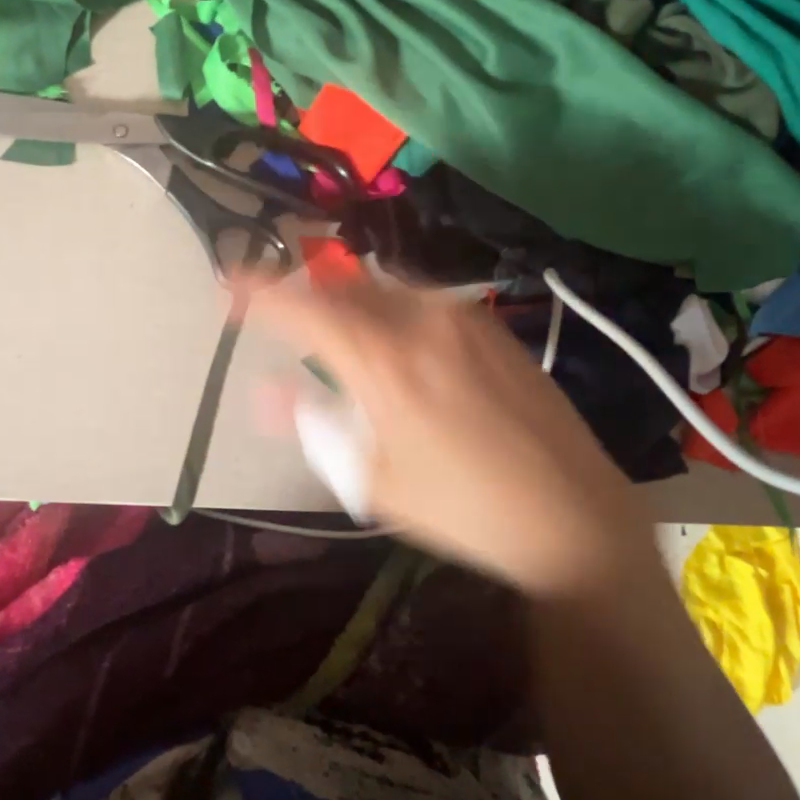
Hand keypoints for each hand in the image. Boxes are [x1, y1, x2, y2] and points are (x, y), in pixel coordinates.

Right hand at [250, 276, 659, 596]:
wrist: (572, 516)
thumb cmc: (461, 508)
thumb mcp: (372, 478)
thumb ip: (312, 425)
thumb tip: (262, 393)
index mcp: (382, 359)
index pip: (302, 306)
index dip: (257, 290)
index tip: (227, 284)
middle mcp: (420, 321)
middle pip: (341, 284)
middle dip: (302, 290)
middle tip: (277, 310)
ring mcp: (461, 317)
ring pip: (384, 285)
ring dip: (345, 295)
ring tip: (329, 321)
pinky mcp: (491, 326)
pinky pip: (422, 296)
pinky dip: (388, 303)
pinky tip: (391, 334)